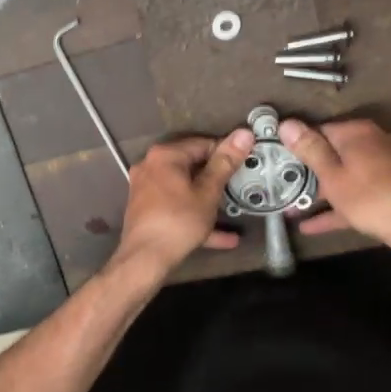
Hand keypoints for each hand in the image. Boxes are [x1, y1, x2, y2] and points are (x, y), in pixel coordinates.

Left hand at [113, 130, 253, 273]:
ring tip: (234, 208)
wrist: (145, 258)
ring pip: (184, 189)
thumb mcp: (207, 192)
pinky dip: (196, 217)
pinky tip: (227, 238)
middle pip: (190, 165)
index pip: (202, 143)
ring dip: (209, 201)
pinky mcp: (145, 209)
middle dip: (216, 177)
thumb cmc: (179, 220)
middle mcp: (150, 166)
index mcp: (164, 156)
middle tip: (240, 184)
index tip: (245, 163)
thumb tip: (244, 133)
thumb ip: (225, 163)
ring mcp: (145, 188)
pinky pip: (176, 207)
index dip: (226, 152)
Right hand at [279, 118, 390, 244]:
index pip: (320, 130)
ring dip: (321, 192)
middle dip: (309, 172)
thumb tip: (286, 122)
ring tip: (293, 209)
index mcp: (357, 133)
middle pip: (335, 153)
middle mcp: (375, 142)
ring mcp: (387, 166)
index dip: (298, 146)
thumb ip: (310, 149)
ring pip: (346, 175)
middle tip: (284, 187)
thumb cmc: (370, 197)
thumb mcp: (332, 175)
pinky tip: (312, 226)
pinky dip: (339, 206)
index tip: (279, 162)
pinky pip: (359, 193)